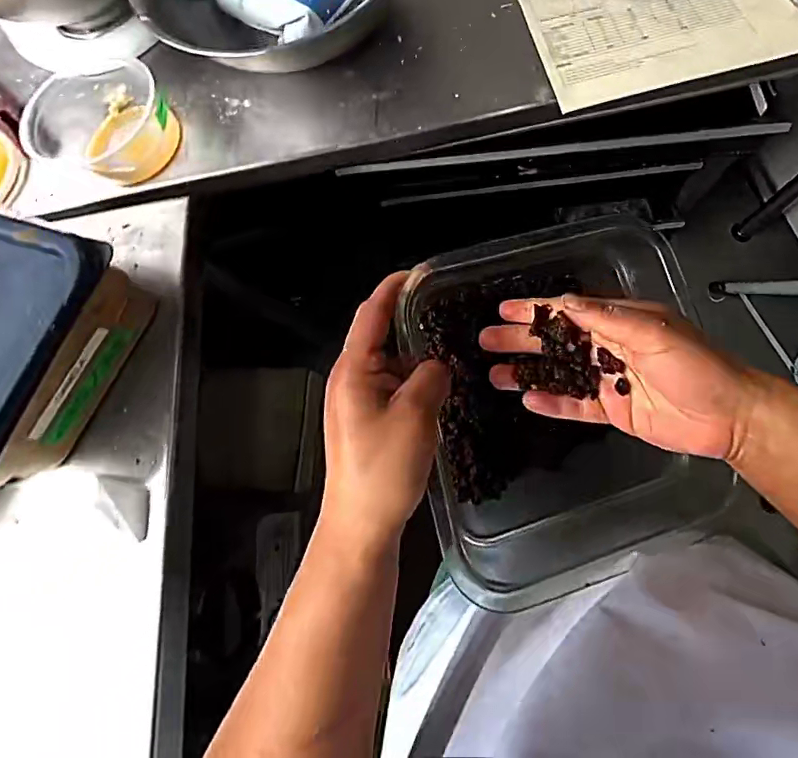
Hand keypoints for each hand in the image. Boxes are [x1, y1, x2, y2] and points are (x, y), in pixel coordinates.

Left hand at [318, 273, 451, 548]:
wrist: (360, 524)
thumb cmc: (382, 470)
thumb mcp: (416, 417)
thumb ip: (430, 378)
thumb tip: (437, 364)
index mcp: (352, 370)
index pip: (370, 314)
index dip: (392, 289)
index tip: (416, 273)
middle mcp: (349, 379)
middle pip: (380, 337)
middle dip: (411, 325)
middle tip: (445, 314)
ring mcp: (355, 401)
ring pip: (389, 366)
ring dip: (415, 360)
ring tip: (449, 354)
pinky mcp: (364, 420)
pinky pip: (391, 389)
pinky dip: (412, 384)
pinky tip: (437, 391)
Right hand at [481, 295, 774, 463]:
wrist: (732, 417)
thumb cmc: (700, 367)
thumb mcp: (655, 332)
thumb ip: (608, 318)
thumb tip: (566, 303)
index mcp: (618, 323)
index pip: (567, 312)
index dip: (534, 310)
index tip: (505, 309)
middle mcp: (608, 348)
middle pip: (554, 341)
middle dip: (520, 339)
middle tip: (487, 340)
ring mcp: (608, 379)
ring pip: (558, 373)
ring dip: (527, 372)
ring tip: (496, 374)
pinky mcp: (613, 409)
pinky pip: (575, 405)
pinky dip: (552, 402)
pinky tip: (528, 400)